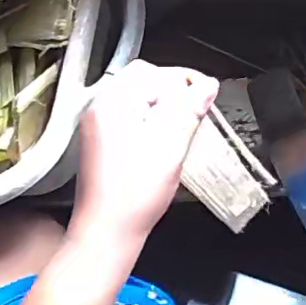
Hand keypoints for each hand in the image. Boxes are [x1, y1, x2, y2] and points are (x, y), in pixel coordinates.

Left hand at [70, 60, 216, 248]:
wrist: (106, 231)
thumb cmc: (135, 194)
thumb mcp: (172, 145)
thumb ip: (190, 109)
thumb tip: (207, 85)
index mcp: (114, 102)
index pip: (156, 72)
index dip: (187, 80)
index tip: (207, 94)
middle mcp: (100, 107)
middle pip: (144, 79)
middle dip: (174, 90)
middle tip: (197, 108)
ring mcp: (98, 124)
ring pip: (138, 97)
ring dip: (163, 104)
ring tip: (183, 124)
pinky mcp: (101, 140)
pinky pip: (130, 114)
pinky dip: (151, 118)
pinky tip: (164, 138)